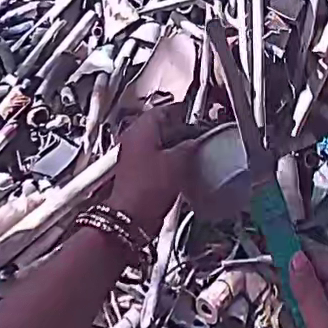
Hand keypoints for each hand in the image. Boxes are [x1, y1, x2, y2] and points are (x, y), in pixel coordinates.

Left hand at [108, 101, 189, 234]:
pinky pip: (154, 159)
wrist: (132, 218)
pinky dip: (167, 160)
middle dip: (179, 128)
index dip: (182, 110)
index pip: (163, 109)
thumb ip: (189, 145)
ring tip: (190, 150)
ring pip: (157, 142)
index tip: (195, 113)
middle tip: (195, 132)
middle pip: (159, 125)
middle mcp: (133, 139)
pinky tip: (179, 168)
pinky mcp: (136, 173)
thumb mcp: (178, 161)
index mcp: (141, 129)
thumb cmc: (147, 189)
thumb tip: (195, 141)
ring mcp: (133, 157)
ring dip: (173, 144)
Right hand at [288, 245, 327, 327]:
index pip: (320, 257)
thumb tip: (296, 258)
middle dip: (295, 296)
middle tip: (290, 314)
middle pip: (311, 280)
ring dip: (297, 321)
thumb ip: (308, 291)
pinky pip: (310, 325)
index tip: (274, 243)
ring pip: (306, 304)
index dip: (297, 249)